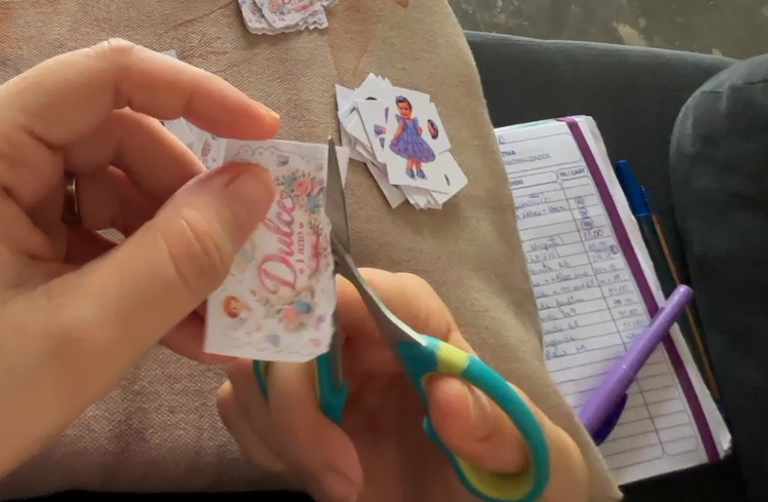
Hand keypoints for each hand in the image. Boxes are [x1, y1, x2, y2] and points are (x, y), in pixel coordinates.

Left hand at [0, 41, 280, 501]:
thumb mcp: (82, 337)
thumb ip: (179, 257)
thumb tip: (258, 186)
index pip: (104, 74)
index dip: (194, 92)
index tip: (267, 136)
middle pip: (113, 132)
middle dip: (182, 197)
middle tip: (238, 264)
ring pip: (110, 178)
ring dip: (164, 241)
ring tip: (210, 318)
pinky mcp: (0, 217)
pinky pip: (87, 216)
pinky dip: (131, 261)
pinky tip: (172, 323)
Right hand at [217, 270, 588, 501]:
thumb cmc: (513, 484)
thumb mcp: (532, 464)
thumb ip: (499, 429)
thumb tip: (445, 393)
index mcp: (407, 316)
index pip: (341, 285)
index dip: (316, 327)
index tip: (328, 402)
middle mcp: (349, 325)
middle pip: (277, 322)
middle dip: (292, 401)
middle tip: (336, 471)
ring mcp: (311, 365)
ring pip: (246, 359)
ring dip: (277, 428)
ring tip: (336, 481)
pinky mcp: (282, 405)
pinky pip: (236, 400)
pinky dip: (260, 441)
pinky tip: (306, 472)